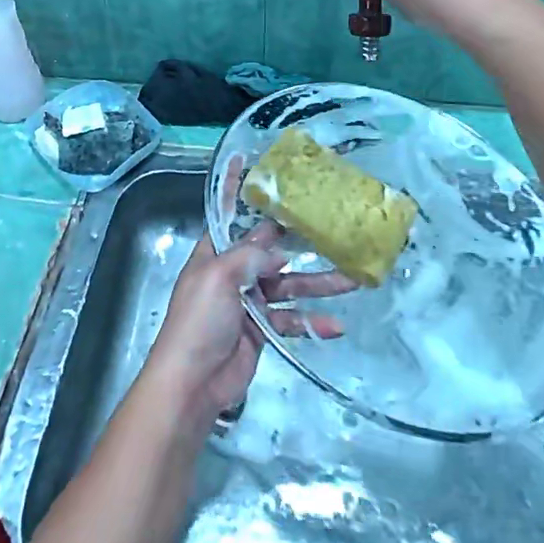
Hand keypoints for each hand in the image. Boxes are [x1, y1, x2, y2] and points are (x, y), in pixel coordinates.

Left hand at [141, 159, 354, 420]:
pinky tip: (335, 326)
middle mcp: (231, 271)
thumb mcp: (218, 278)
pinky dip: (312, 322)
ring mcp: (248, 301)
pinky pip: (291, 320)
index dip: (238, 188)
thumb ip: (249, 257)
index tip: (249, 161)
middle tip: (332, 231)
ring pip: (287, 285)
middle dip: (297, 243)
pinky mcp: (262, 330)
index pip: (229, 214)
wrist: (192, 381)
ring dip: (316, 285)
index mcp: (214, 252)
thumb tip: (278, 250)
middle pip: (269, 251)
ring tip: (351, 281)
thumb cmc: (199, 320)